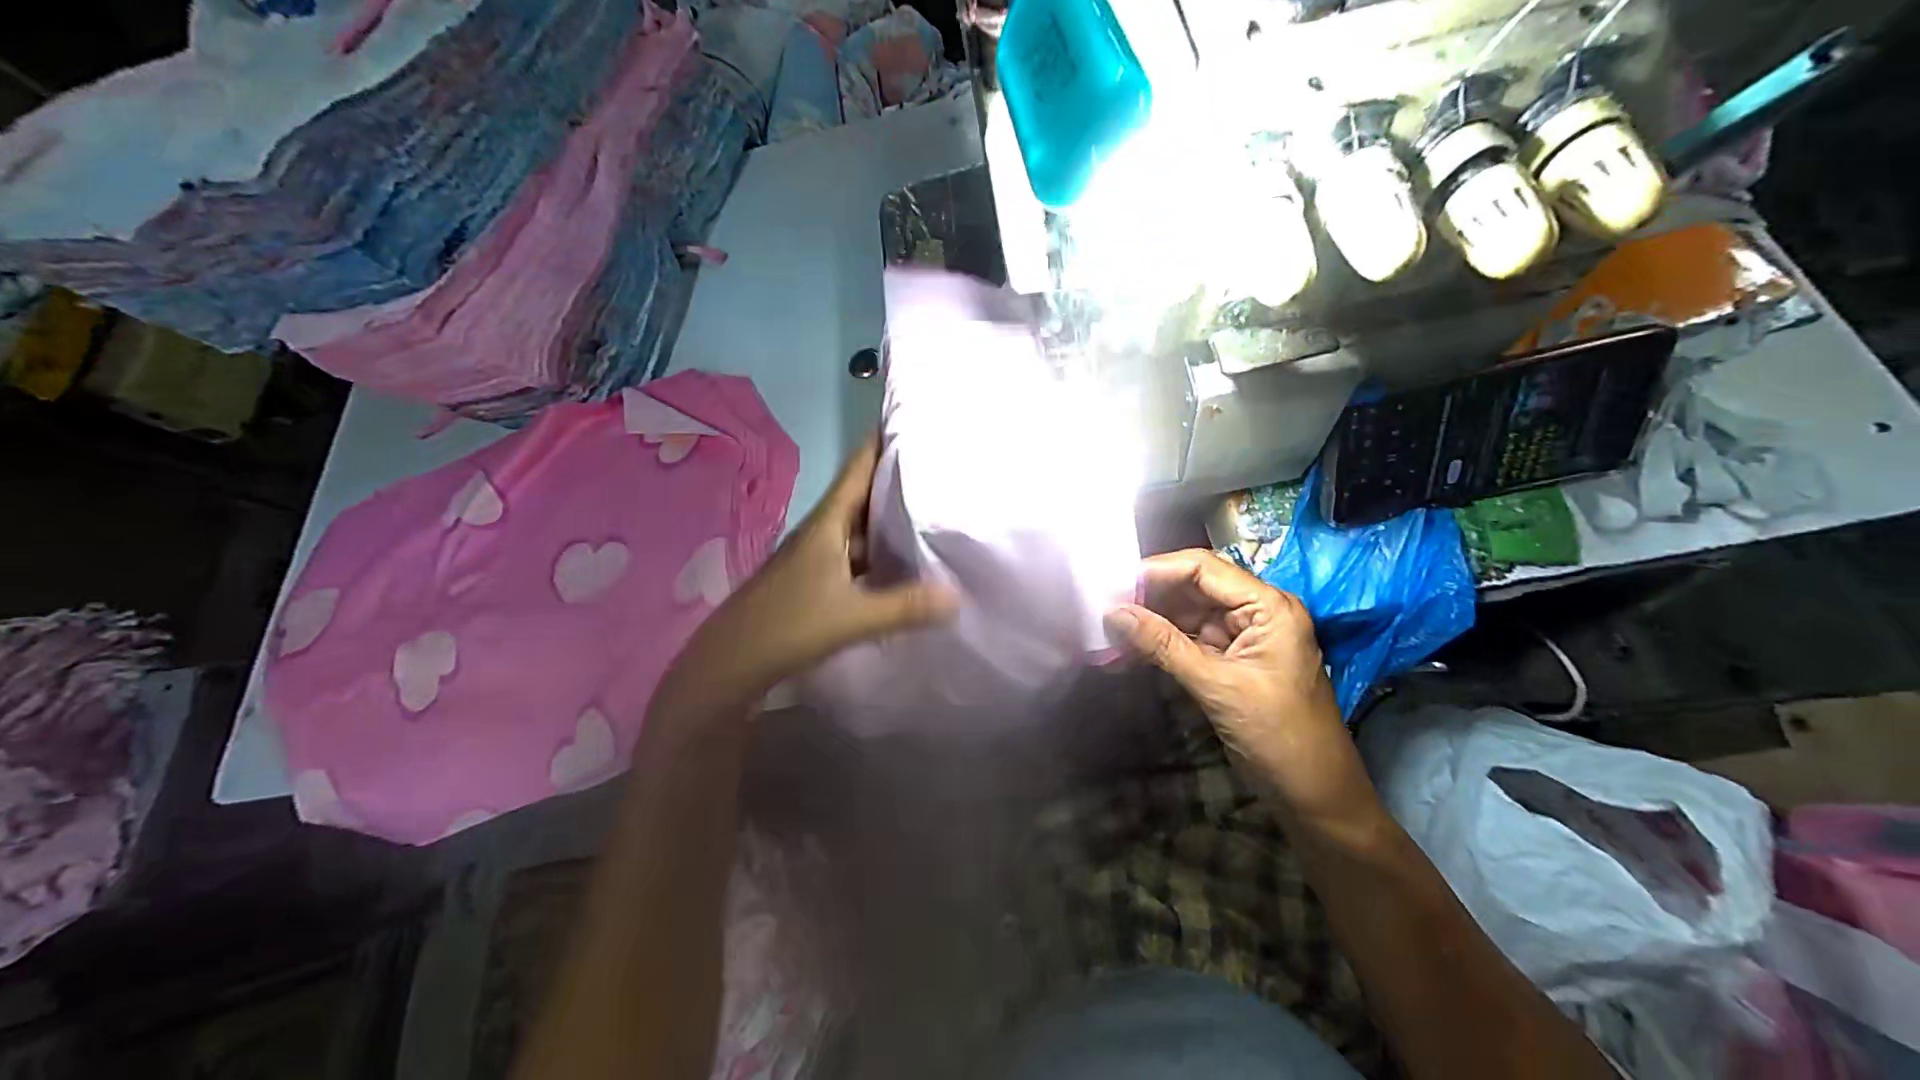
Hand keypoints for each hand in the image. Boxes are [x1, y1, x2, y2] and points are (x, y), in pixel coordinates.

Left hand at [652, 437, 957, 721]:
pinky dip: (883, 557)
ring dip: (893, 523)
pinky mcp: (817, 582)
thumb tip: (957, 596)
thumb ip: (905, 606)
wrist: (730, 664)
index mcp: (828, 522)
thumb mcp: (853, 616)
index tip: (918, 423)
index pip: (859, 467)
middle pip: (865, 496)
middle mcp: (823, 531)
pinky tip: (907, 567)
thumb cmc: (787, 626)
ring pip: (863, 531)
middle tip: (944, 470)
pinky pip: (858, 559)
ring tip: (937, 514)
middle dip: (900, 482)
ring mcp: (818, 557)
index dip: (885, 441)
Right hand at [1104, 550, 1369, 821]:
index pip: (1204, 569)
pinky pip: (1190, 640)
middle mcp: (1258, 612)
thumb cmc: (1278, 736)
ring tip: (1110, 626)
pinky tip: (1130, 646)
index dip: (1157, 571)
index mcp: (1269, 607)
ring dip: (1152, 620)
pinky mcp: (1232, 660)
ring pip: (1188, 614)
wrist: (1315, 794)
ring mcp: (1245, 636)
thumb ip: (1163, 645)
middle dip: (1150, 596)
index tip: (1114, 583)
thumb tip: (1114, 614)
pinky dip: (1162, 642)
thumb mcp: (1218, 686)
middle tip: (1105, 605)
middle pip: (1194, 587)